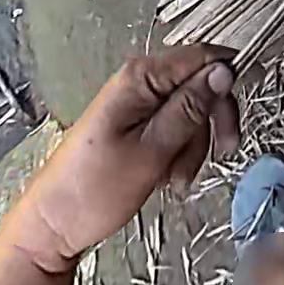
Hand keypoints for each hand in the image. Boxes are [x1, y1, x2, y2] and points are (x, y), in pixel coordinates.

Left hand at [22, 45, 239, 269]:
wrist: (49, 229)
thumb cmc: (95, 190)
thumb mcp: (152, 150)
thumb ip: (190, 107)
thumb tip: (225, 69)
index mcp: (142, 76)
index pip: (202, 56)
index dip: (227, 81)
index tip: (234, 123)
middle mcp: (142, 79)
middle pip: (201, 82)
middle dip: (212, 119)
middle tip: (222, 152)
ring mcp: (140, 100)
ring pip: (192, 107)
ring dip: (195, 143)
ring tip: (177, 179)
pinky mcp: (139, 120)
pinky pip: (176, 123)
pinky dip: (181, 149)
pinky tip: (169, 175)